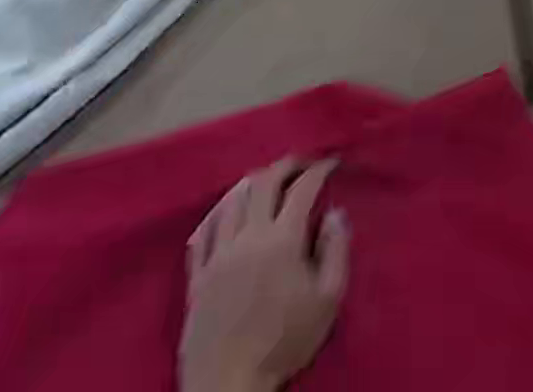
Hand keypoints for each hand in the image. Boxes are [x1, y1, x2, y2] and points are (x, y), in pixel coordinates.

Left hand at [180, 159, 350, 391]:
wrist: (228, 385)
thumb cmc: (287, 339)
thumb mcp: (329, 297)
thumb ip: (336, 249)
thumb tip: (335, 213)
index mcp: (282, 241)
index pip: (302, 189)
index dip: (320, 169)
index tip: (333, 163)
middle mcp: (247, 239)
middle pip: (262, 184)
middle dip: (286, 166)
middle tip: (303, 164)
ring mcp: (217, 257)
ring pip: (231, 202)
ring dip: (253, 184)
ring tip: (269, 181)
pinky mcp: (196, 277)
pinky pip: (203, 233)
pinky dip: (220, 212)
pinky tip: (230, 211)